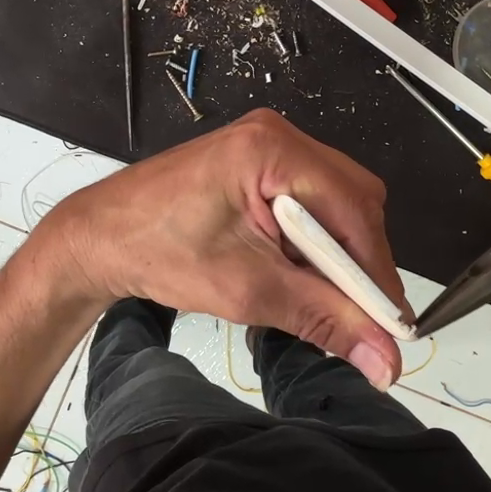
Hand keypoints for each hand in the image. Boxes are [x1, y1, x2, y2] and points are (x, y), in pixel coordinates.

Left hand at [30, 110, 406, 388]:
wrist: (100, 237)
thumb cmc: (158, 252)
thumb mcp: (248, 291)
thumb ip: (323, 318)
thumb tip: (384, 357)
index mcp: (271, 150)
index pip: (354, 209)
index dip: (377, 271)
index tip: (391, 326)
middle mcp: (276, 133)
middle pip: (354, 198)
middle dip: (359, 260)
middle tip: (355, 314)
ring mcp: (266, 142)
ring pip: (336, 199)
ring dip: (337, 251)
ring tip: (317, 294)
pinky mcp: (257, 159)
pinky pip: (311, 196)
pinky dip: (313, 238)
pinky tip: (294, 268)